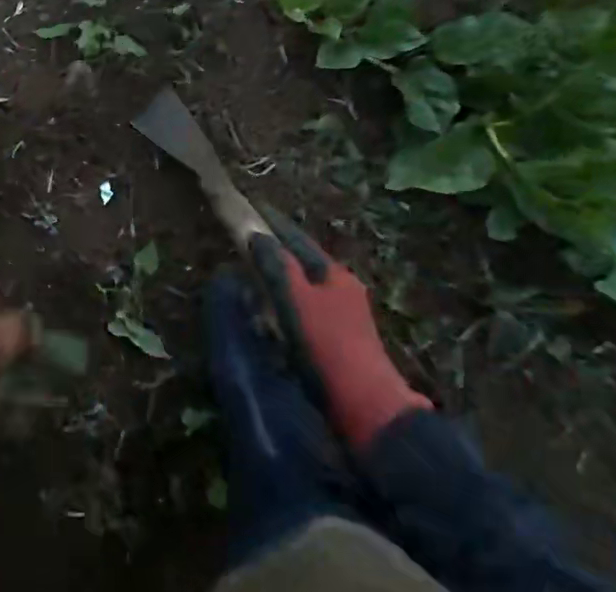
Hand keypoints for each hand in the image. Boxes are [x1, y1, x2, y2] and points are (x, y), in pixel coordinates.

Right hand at [254, 228, 431, 452]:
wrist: (367, 407)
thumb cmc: (329, 347)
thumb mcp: (296, 302)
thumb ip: (276, 266)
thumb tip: (256, 233)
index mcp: (333, 272)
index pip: (297, 238)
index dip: (273, 223)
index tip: (251, 208)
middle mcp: (342, 286)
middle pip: (304, 259)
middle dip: (278, 248)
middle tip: (248, 240)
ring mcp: (345, 314)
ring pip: (307, 284)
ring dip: (283, 275)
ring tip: (256, 271)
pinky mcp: (342, 340)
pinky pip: (308, 307)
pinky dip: (288, 300)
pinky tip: (275, 310)